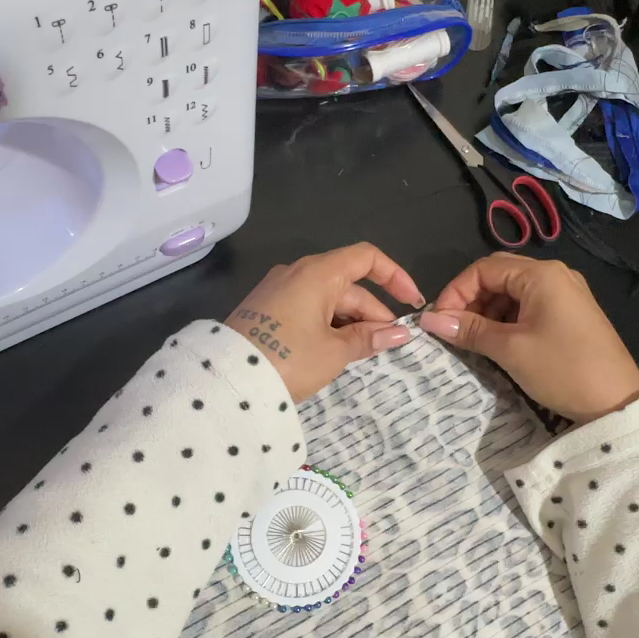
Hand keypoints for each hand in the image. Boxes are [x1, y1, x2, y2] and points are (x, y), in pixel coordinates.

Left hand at [229, 242, 424, 400]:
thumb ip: (369, 338)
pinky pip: (307, 307)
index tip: (411, 303)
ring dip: (350, 321)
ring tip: (364, 352)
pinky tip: (335, 350)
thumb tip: (399, 334)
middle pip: (348, 283)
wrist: (227, 380)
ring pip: (327, 298)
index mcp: (317, 273)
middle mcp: (297, 272)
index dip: (395, 276)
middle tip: (388, 344)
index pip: (366, 258)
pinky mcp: (266, 309)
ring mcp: (278, 289)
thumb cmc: (289, 360)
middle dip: (373, 312)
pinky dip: (327, 324)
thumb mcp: (335, 352)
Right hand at [420, 254, 638, 422]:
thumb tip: (429, 321)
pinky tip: (498, 342)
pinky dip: (507, 319)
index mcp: (541, 274)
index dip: (455, 292)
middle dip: (470, 300)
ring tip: (474, 340)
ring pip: (512, 292)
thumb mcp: (510, 349)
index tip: (439, 321)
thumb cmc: (561, 369)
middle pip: (498, 275)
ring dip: (487, 311)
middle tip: (454, 330)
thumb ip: (469, 330)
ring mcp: (565, 293)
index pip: (483, 269)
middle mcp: (554, 274)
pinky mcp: (570, 313)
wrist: (617, 403)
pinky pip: (529, 305)